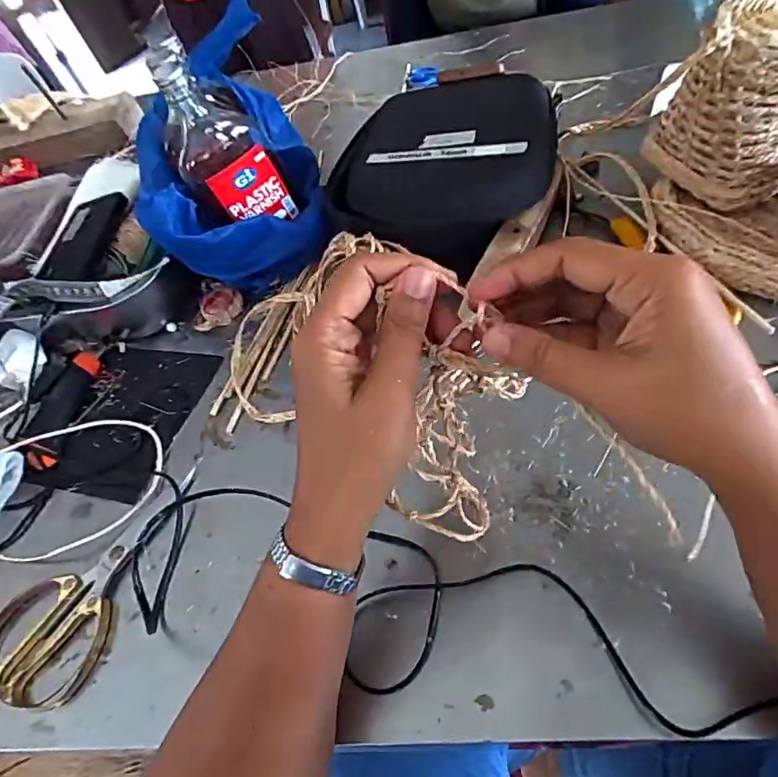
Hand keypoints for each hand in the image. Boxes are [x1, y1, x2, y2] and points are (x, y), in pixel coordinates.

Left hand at [284, 254, 458, 567]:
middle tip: (456, 324)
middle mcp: (324, 333)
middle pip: (370, 286)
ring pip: (380, 311)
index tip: (449, 286)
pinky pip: (382, 337)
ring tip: (454, 342)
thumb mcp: (390, 390)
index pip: (359, 270)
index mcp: (321, 333)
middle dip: (416, 293)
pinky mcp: (351, 369)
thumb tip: (421, 273)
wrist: (337, 510)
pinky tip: (439, 350)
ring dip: (418, 317)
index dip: (404, 266)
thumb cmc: (361, 458)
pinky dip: (410, 338)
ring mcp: (337, 352)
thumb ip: (404, 329)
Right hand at [467, 239, 777, 489]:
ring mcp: (653, 306)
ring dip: (542, 318)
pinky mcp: (651, 331)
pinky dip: (566, 336)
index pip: (569, 257)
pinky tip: (530, 346)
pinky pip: (599, 324)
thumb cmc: (683, 412)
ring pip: (584, 301)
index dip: (516, 274)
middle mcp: (653, 279)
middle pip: (575, 276)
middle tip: (480, 321)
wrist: (745, 452)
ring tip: (496, 336)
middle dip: (526, 297)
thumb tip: (488, 337)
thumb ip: (542, 357)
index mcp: (652, 275)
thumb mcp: (605, 383)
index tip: (476, 296)